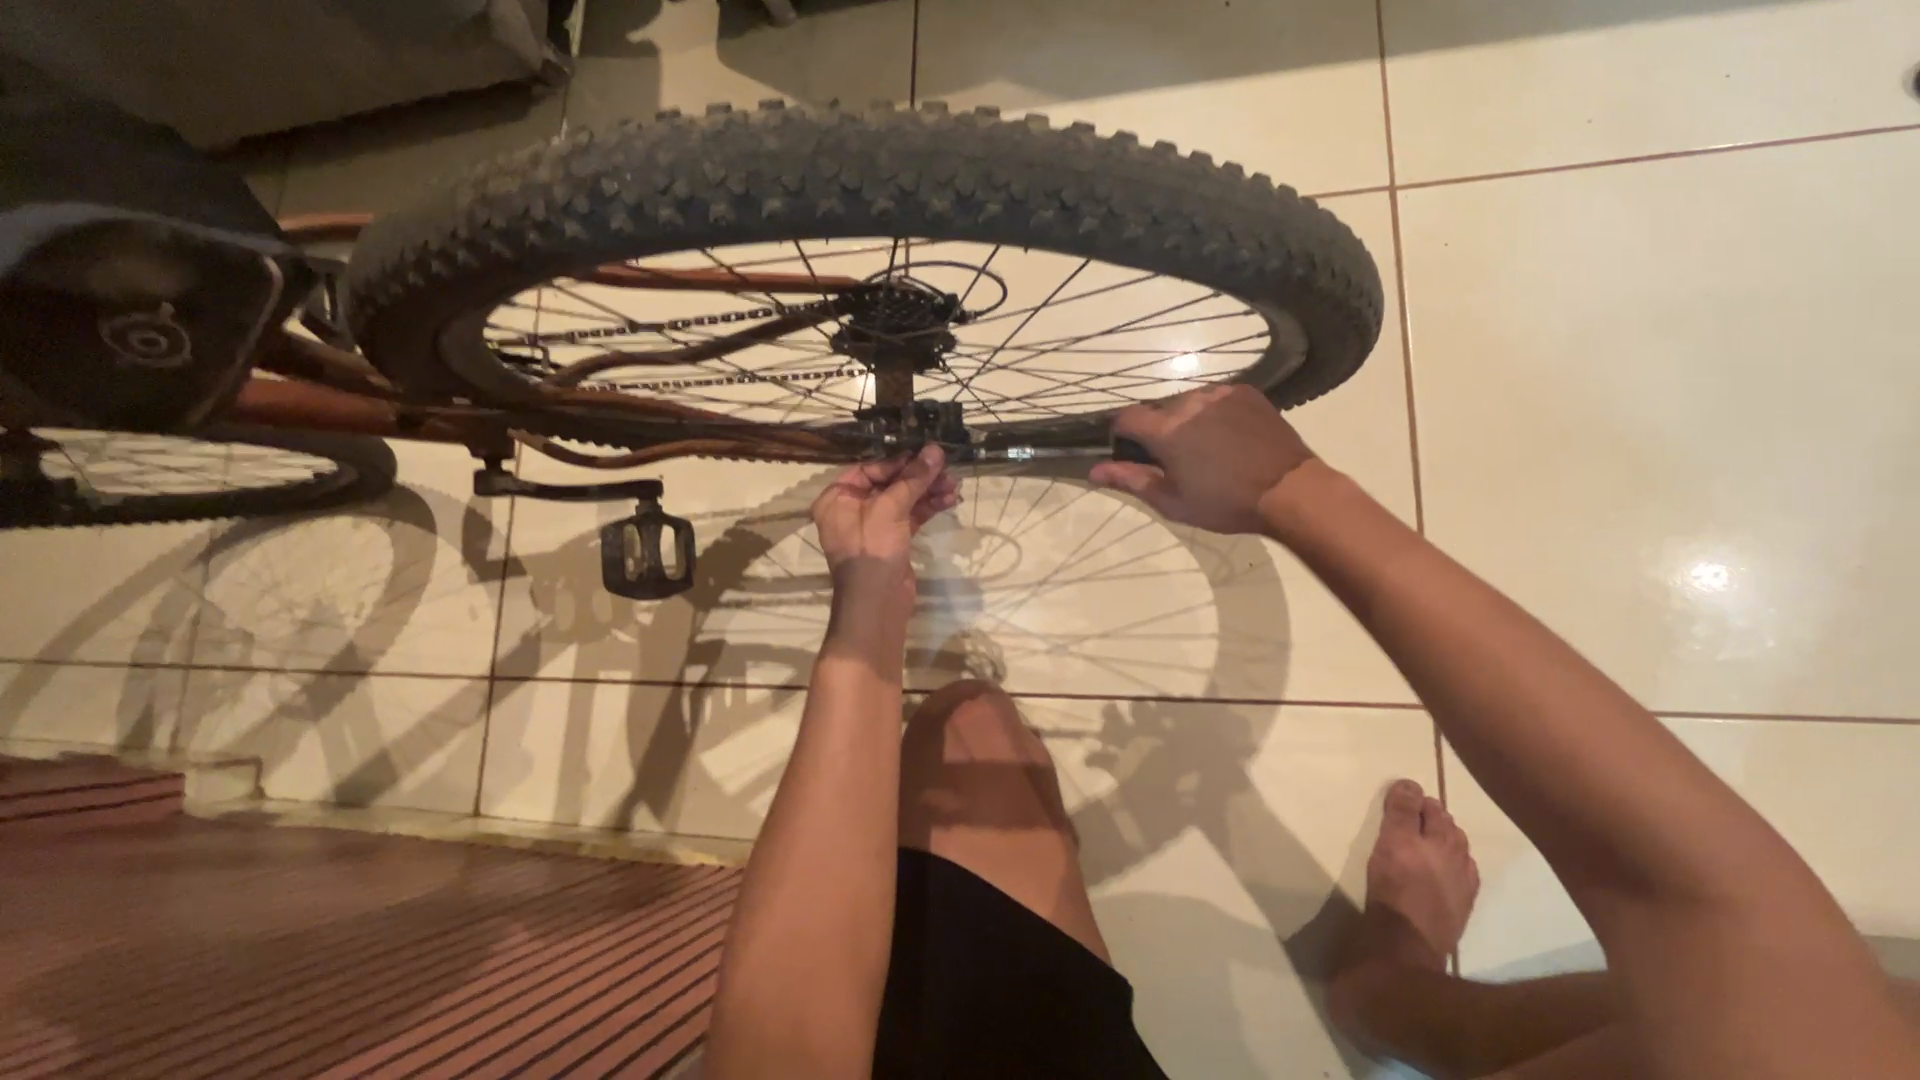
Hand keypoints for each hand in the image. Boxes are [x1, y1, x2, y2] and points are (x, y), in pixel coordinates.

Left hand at [811, 444, 959, 602]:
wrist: (877, 602)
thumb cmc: (873, 549)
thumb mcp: (891, 508)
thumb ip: (913, 478)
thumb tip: (935, 450)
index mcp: (837, 498)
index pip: (868, 469)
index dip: (898, 463)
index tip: (925, 456)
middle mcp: (850, 510)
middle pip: (888, 484)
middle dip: (918, 478)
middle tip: (946, 470)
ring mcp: (872, 527)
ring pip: (902, 500)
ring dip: (927, 492)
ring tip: (954, 485)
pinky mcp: (891, 541)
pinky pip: (909, 517)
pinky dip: (927, 509)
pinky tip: (949, 501)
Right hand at [1089, 384, 1315, 533]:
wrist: (1291, 491)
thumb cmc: (1226, 503)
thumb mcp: (1173, 502)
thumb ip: (1131, 480)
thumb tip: (1094, 472)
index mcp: (1167, 430)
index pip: (1126, 418)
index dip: (1121, 435)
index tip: (1130, 454)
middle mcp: (1189, 402)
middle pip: (1157, 410)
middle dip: (1156, 430)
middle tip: (1173, 460)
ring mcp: (1221, 394)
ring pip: (1187, 401)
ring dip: (1185, 419)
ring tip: (1204, 448)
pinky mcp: (1246, 393)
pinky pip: (1216, 397)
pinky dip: (1212, 412)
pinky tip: (1227, 437)